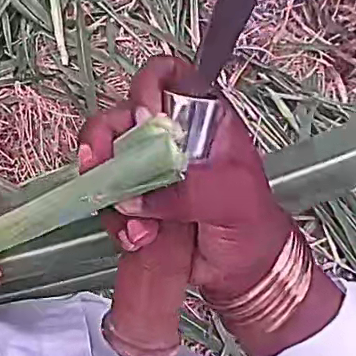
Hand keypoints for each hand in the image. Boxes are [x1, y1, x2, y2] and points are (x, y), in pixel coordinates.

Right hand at [77, 57, 293, 301]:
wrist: (242, 277)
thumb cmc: (252, 229)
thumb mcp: (234, 201)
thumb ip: (191, 190)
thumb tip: (138, 196)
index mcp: (203, 122)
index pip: (169, 78)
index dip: (148, 88)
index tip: (141, 119)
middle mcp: (169, 140)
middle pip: (120, 117)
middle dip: (106, 143)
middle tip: (104, 167)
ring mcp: (145, 172)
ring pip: (103, 160)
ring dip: (107, 190)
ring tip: (133, 223)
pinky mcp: (129, 203)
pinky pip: (103, 199)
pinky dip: (111, 220)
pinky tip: (134, 238)